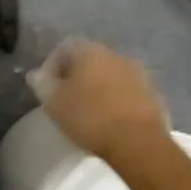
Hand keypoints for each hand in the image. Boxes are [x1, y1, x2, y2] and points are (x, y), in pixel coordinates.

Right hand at [28, 38, 170, 159]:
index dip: (51, 65)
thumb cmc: (90, 118)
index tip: (47, 87)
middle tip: (66, 98)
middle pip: (90, 58)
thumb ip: (43, 85)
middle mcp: (116, 54)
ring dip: (98, 87)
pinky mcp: (154, 93)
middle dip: (76, 75)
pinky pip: (128, 90)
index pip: (64, 47)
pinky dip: (116, 98)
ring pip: (110, 74)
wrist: (138, 142)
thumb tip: (36, 74)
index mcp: (90, 51)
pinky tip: (111, 118)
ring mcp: (139, 72)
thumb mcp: (55, 104)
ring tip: (89, 110)